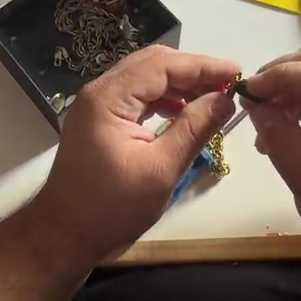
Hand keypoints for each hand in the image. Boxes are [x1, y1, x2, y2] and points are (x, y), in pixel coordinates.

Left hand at [27, 46, 240, 263]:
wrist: (63, 235)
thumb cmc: (110, 208)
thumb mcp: (160, 170)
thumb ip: (193, 129)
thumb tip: (225, 99)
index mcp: (108, 98)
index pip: (162, 65)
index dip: (202, 66)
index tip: (236, 72)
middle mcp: (100, 91)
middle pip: (152, 64)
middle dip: (193, 70)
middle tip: (228, 84)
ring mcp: (97, 105)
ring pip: (145, 78)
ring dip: (179, 84)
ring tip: (213, 97)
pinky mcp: (100, 119)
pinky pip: (137, 96)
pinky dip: (163, 98)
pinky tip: (184, 112)